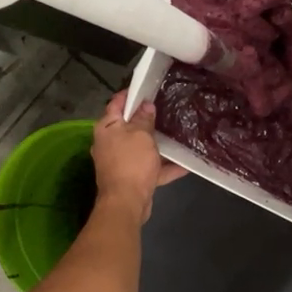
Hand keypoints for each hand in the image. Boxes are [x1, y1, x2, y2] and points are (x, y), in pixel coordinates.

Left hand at [92, 92, 185, 220]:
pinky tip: (185, 166)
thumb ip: (144, 119)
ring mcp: (120, 162)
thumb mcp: (140, 135)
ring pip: (141, 148)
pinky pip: (150, 168)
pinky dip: (165, 167)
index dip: (131, 95)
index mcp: (107, 128)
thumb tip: (146, 105)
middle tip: (166, 111)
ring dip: (158, 145)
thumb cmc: (131, 163)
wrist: (126, 202)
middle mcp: (110, 143)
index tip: (147, 88)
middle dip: (147, 120)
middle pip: (129, 126)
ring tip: (177, 137)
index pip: (117, 103)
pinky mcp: (132, 178)